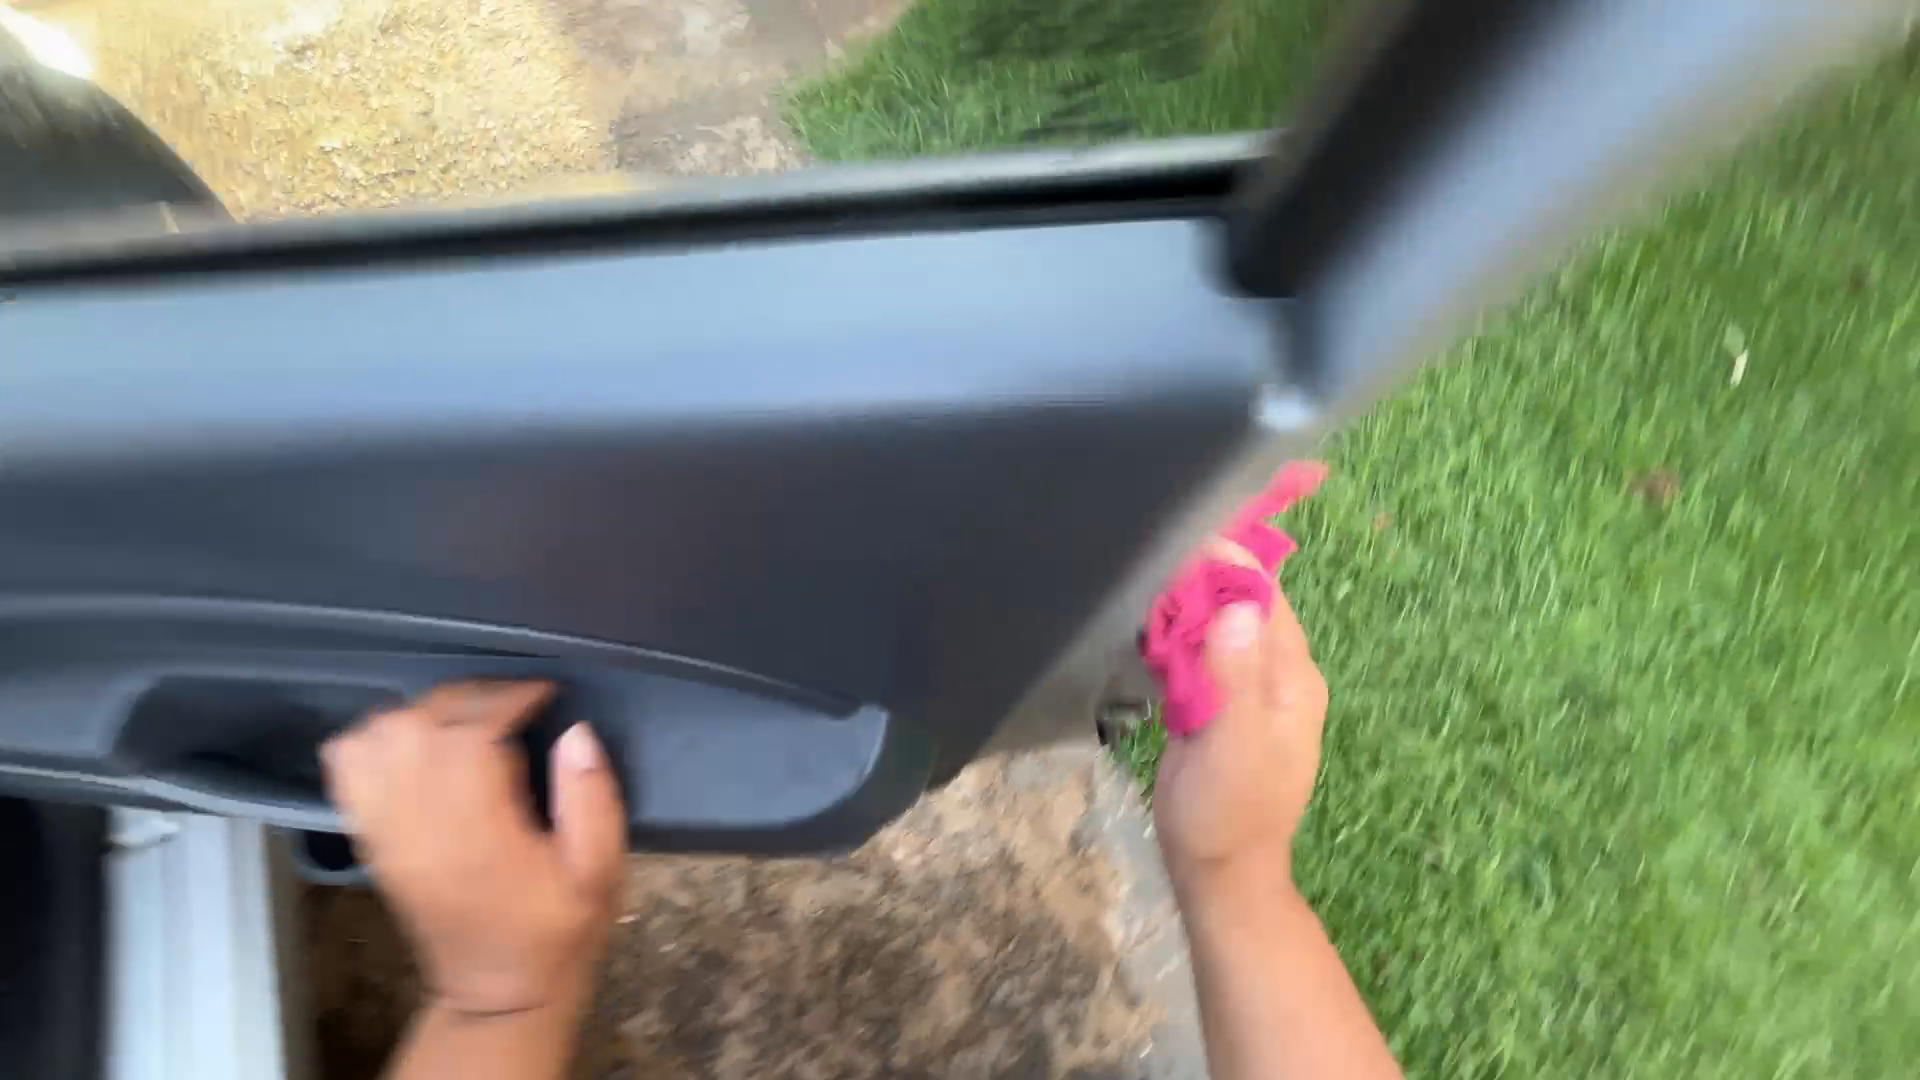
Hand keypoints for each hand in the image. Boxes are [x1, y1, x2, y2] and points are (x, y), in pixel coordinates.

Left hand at [321, 681, 627, 1015]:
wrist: (499, 990)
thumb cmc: (560, 926)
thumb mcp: (602, 866)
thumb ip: (593, 797)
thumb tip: (577, 733)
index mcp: (480, 837)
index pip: (469, 738)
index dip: (509, 697)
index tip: (547, 692)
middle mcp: (420, 831)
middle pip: (417, 727)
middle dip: (472, 695)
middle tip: (519, 699)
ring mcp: (387, 835)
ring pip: (376, 738)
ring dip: (427, 710)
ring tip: (476, 716)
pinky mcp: (374, 839)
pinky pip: (348, 767)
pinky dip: (380, 734)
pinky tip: (425, 737)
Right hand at [1154, 571, 1326, 904]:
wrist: (1216, 869)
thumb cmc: (1229, 814)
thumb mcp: (1235, 748)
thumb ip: (1236, 679)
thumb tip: (1238, 607)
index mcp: (1291, 677)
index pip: (1264, 597)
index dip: (1227, 564)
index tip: (1179, 541)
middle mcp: (1272, 672)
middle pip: (1239, 602)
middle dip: (1199, 578)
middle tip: (1148, 559)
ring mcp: (1241, 685)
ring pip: (1213, 624)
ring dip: (1182, 603)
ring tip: (1140, 581)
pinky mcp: (1212, 700)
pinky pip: (1195, 651)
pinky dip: (1172, 634)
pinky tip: (1143, 623)